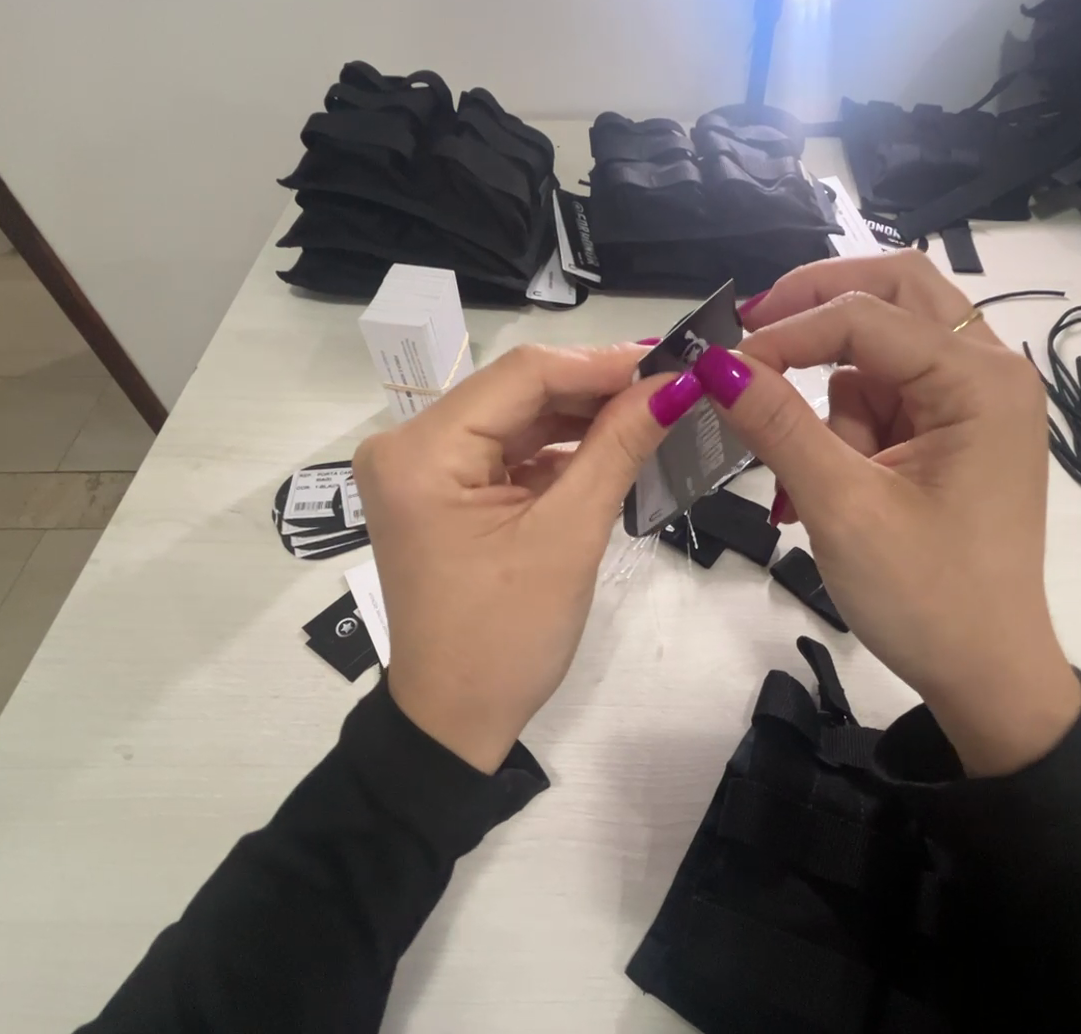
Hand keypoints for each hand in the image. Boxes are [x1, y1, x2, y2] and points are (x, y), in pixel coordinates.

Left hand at [353, 344, 702, 772]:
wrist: (456, 718)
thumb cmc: (507, 637)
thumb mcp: (568, 536)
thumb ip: (617, 448)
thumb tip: (672, 386)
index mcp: (421, 451)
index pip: (522, 376)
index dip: (601, 363)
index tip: (669, 362)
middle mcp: (408, 445)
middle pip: (516, 394)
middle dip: (594, 391)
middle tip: (669, 387)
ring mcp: (421, 469)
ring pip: (515, 420)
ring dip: (580, 419)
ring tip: (651, 413)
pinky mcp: (440, 492)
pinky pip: (506, 453)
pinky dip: (556, 451)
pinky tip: (609, 445)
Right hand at [705, 250, 1080, 775]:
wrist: (985, 677)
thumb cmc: (925, 597)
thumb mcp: (842, 507)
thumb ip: (777, 426)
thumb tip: (711, 364)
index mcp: (981, 381)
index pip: (867, 314)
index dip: (786, 332)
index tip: (721, 367)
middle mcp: (988, 374)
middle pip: (894, 296)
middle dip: (817, 310)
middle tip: (754, 337)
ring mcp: (973, 405)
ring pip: (879, 355)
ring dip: (835, 403)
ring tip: (826, 484)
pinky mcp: (953, 436)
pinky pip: (883, 401)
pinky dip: (846, 431)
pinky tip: (840, 490)